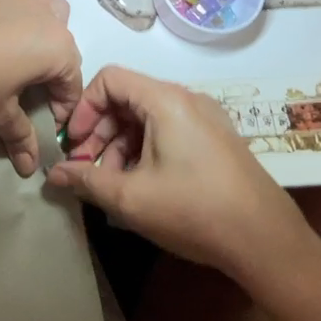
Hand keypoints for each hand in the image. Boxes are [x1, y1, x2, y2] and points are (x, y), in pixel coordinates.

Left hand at [0, 0, 81, 177]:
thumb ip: (20, 138)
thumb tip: (30, 167)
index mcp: (57, 50)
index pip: (71, 84)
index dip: (63, 108)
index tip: (51, 126)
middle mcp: (46, 17)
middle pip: (63, 46)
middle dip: (56, 70)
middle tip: (33, 93)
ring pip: (49, 8)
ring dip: (48, 27)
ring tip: (27, 51)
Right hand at [46, 66, 312, 282]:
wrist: (267, 242)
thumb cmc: (194, 211)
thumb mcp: (130, 198)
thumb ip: (86, 180)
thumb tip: (53, 174)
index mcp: (166, 101)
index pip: (109, 78)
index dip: (84, 107)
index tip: (75, 143)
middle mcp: (187, 100)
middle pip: (127, 98)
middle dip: (99, 132)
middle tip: (86, 167)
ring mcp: (205, 119)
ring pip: (146, 118)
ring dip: (120, 145)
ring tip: (112, 184)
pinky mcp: (216, 140)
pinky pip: (167, 131)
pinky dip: (144, 150)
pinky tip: (140, 186)